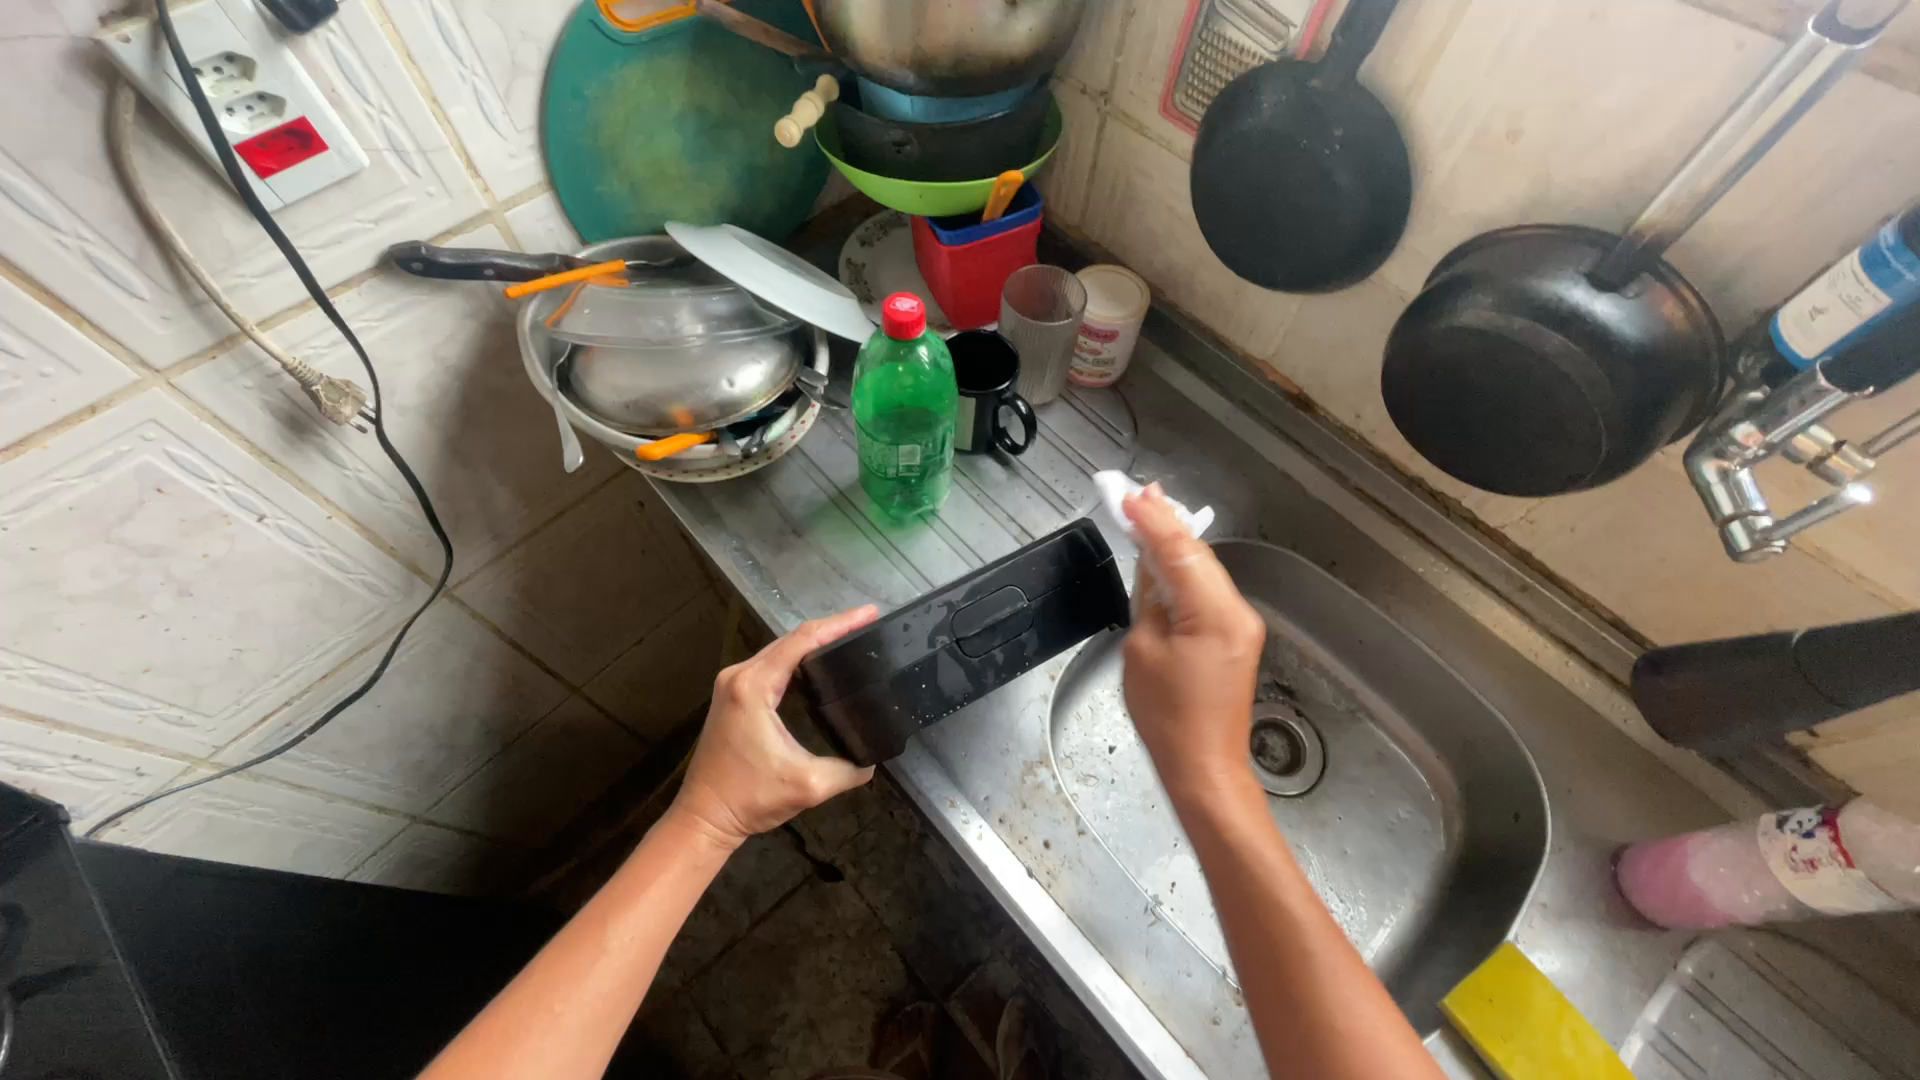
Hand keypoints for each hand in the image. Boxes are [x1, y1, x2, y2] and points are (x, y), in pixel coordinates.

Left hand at [670, 604, 879, 848]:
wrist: (704, 818)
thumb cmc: (749, 799)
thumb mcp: (809, 786)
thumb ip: (848, 770)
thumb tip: (872, 761)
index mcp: (754, 686)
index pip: (802, 641)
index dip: (839, 624)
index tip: (870, 614)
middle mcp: (740, 676)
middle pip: (791, 639)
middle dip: (831, 628)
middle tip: (867, 622)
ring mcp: (732, 683)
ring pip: (780, 649)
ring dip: (814, 641)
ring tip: (850, 636)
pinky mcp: (733, 695)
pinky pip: (771, 664)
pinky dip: (797, 658)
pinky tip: (819, 662)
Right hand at [1121, 487, 1266, 806]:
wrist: (1203, 766)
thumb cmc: (1166, 716)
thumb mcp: (1142, 649)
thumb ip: (1149, 597)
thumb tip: (1148, 563)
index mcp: (1213, 614)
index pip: (1180, 551)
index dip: (1152, 520)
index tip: (1129, 495)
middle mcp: (1236, 612)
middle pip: (1198, 554)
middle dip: (1167, 522)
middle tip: (1140, 492)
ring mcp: (1241, 624)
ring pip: (1205, 569)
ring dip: (1176, 542)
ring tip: (1150, 512)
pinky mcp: (1236, 637)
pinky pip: (1208, 590)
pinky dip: (1186, 569)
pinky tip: (1167, 556)